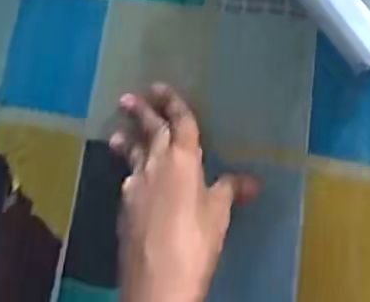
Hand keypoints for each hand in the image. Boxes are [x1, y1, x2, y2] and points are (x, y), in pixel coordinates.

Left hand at [109, 84, 257, 301]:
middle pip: (150, 129)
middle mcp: (157, 161)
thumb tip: (252, 180)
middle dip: (142, 111)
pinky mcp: (124, 206)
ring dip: (126, 139)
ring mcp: (136, 183)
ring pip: (132, 152)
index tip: (160, 87)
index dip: (172, 102)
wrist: (157, 282)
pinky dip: (129, 171)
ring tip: (116, 132)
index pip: (179, 120)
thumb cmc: (195, 241)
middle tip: (128, 97)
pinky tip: (129, 179)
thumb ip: (229, 190)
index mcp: (183, 156)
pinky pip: (128, 178)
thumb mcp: (219, 215)